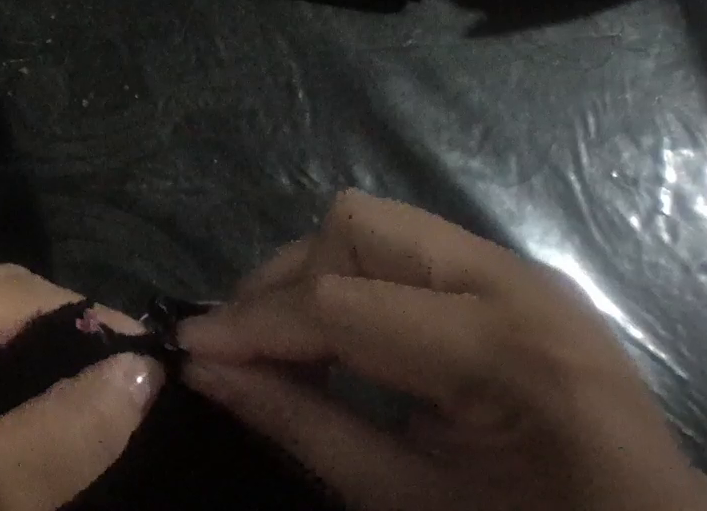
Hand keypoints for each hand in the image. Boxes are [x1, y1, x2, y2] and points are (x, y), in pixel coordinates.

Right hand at [178, 191, 706, 510]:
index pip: (337, 303)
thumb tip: (201, 368)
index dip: (250, 323)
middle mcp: (515, 283)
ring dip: (316, 274)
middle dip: (286, 284)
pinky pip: (399, 245)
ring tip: (298, 343)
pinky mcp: (510, 273)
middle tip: (253, 349)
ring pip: (368, 222)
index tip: (188, 345)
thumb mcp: (409, 500)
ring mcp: (518, 270)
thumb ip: (299, 423)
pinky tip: (349, 338)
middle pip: (352, 229)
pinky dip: (352, 278)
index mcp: (508, 354)